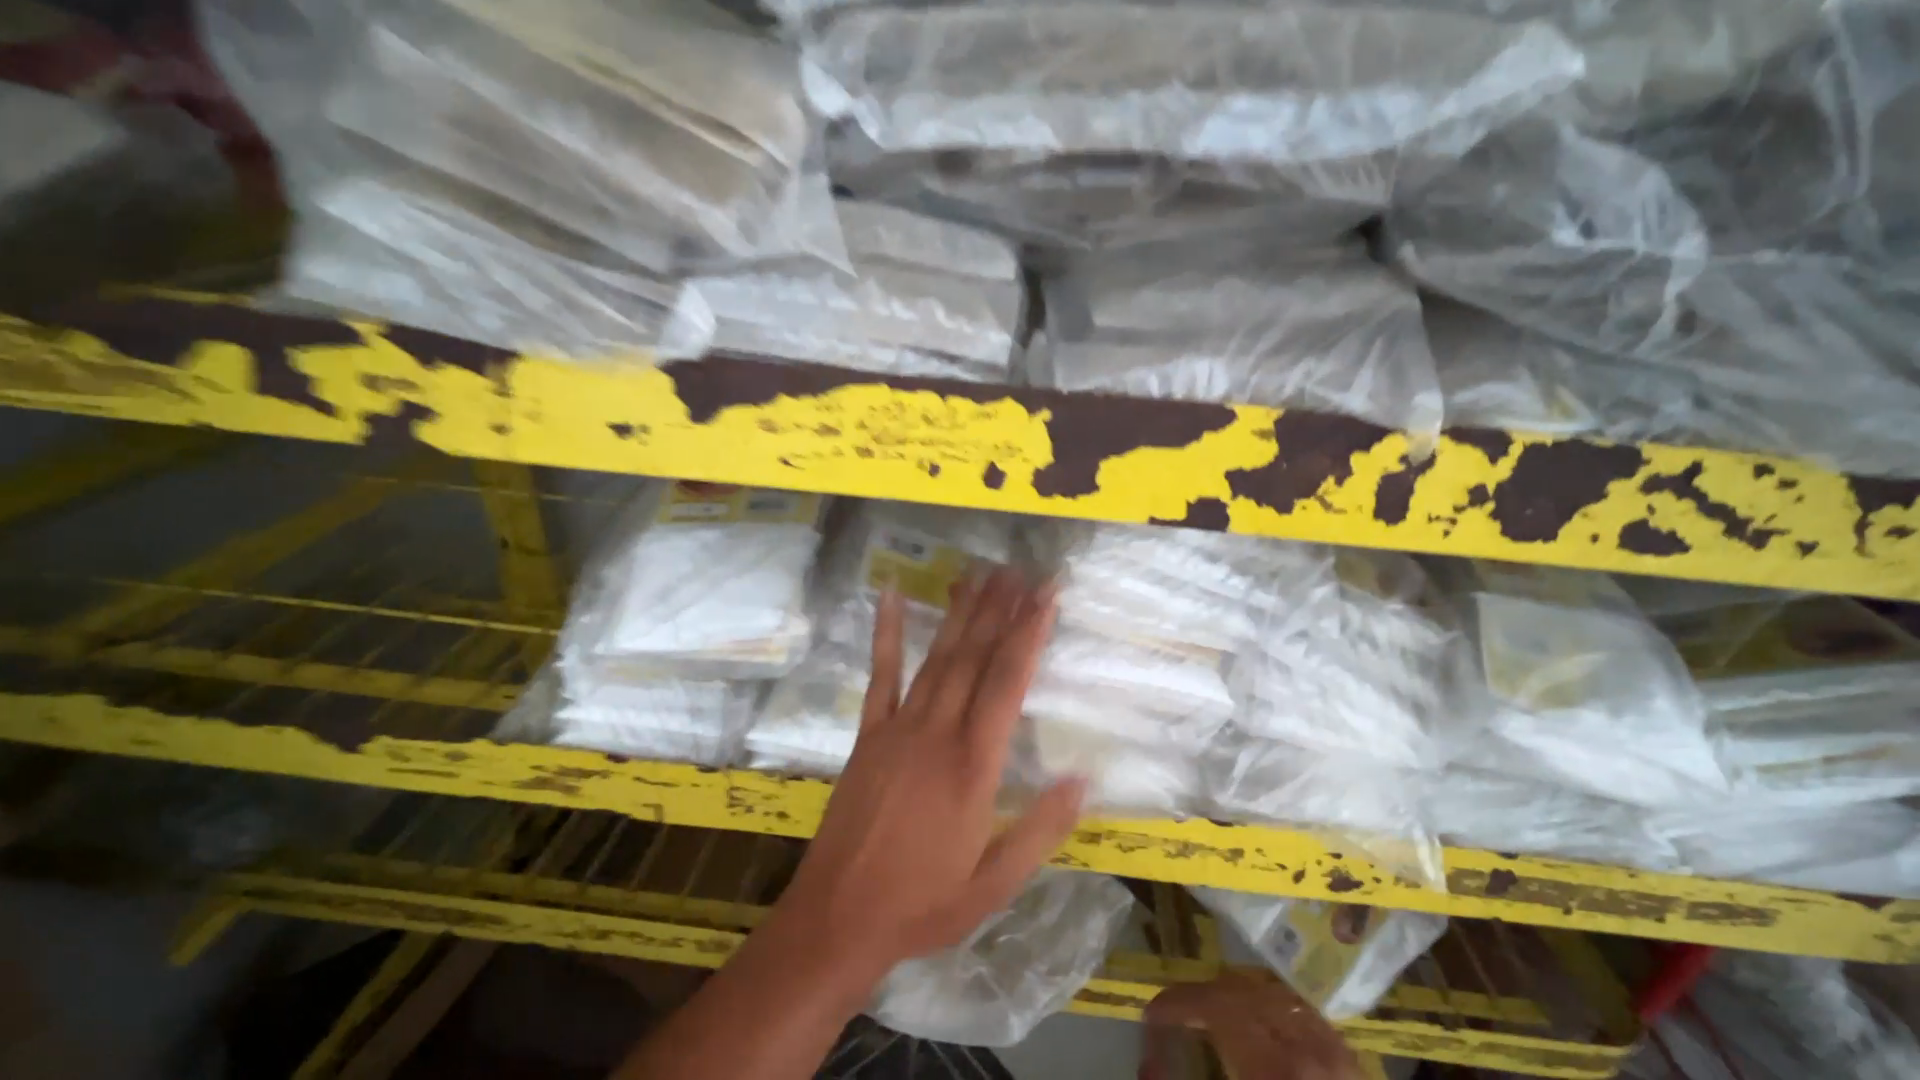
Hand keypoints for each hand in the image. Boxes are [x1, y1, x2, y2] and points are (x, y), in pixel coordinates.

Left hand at [771, 568, 1085, 980]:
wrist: (839, 917)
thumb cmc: (924, 905)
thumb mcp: (995, 884)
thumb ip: (1040, 830)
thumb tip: (1080, 779)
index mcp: (973, 767)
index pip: (1007, 683)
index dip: (1029, 633)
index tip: (1047, 593)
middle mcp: (937, 734)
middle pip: (973, 658)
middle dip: (1000, 609)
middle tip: (1021, 568)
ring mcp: (896, 730)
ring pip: (935, 659)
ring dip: (959, 613)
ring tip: (980, 573)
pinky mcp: (867, 737)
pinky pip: (879, 676)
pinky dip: (884, 634)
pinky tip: (889, 596)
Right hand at [1141, 972, 1365, 1079]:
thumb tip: (1149, 1067)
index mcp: (1273, 1068)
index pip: (1217, 1006)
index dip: (1178, 1002)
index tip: (1151, 1015)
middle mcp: (1310, 1051)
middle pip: (1248, 993)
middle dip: (1204, 996)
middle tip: (1177, 1014)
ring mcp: (1339, 1061)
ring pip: (1281, 999)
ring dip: (1241, 1001)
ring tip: (1214, 1018)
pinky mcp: (1356, 1075)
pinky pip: (1310, 1022)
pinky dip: (1278, 1016)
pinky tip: (1263, 1037)